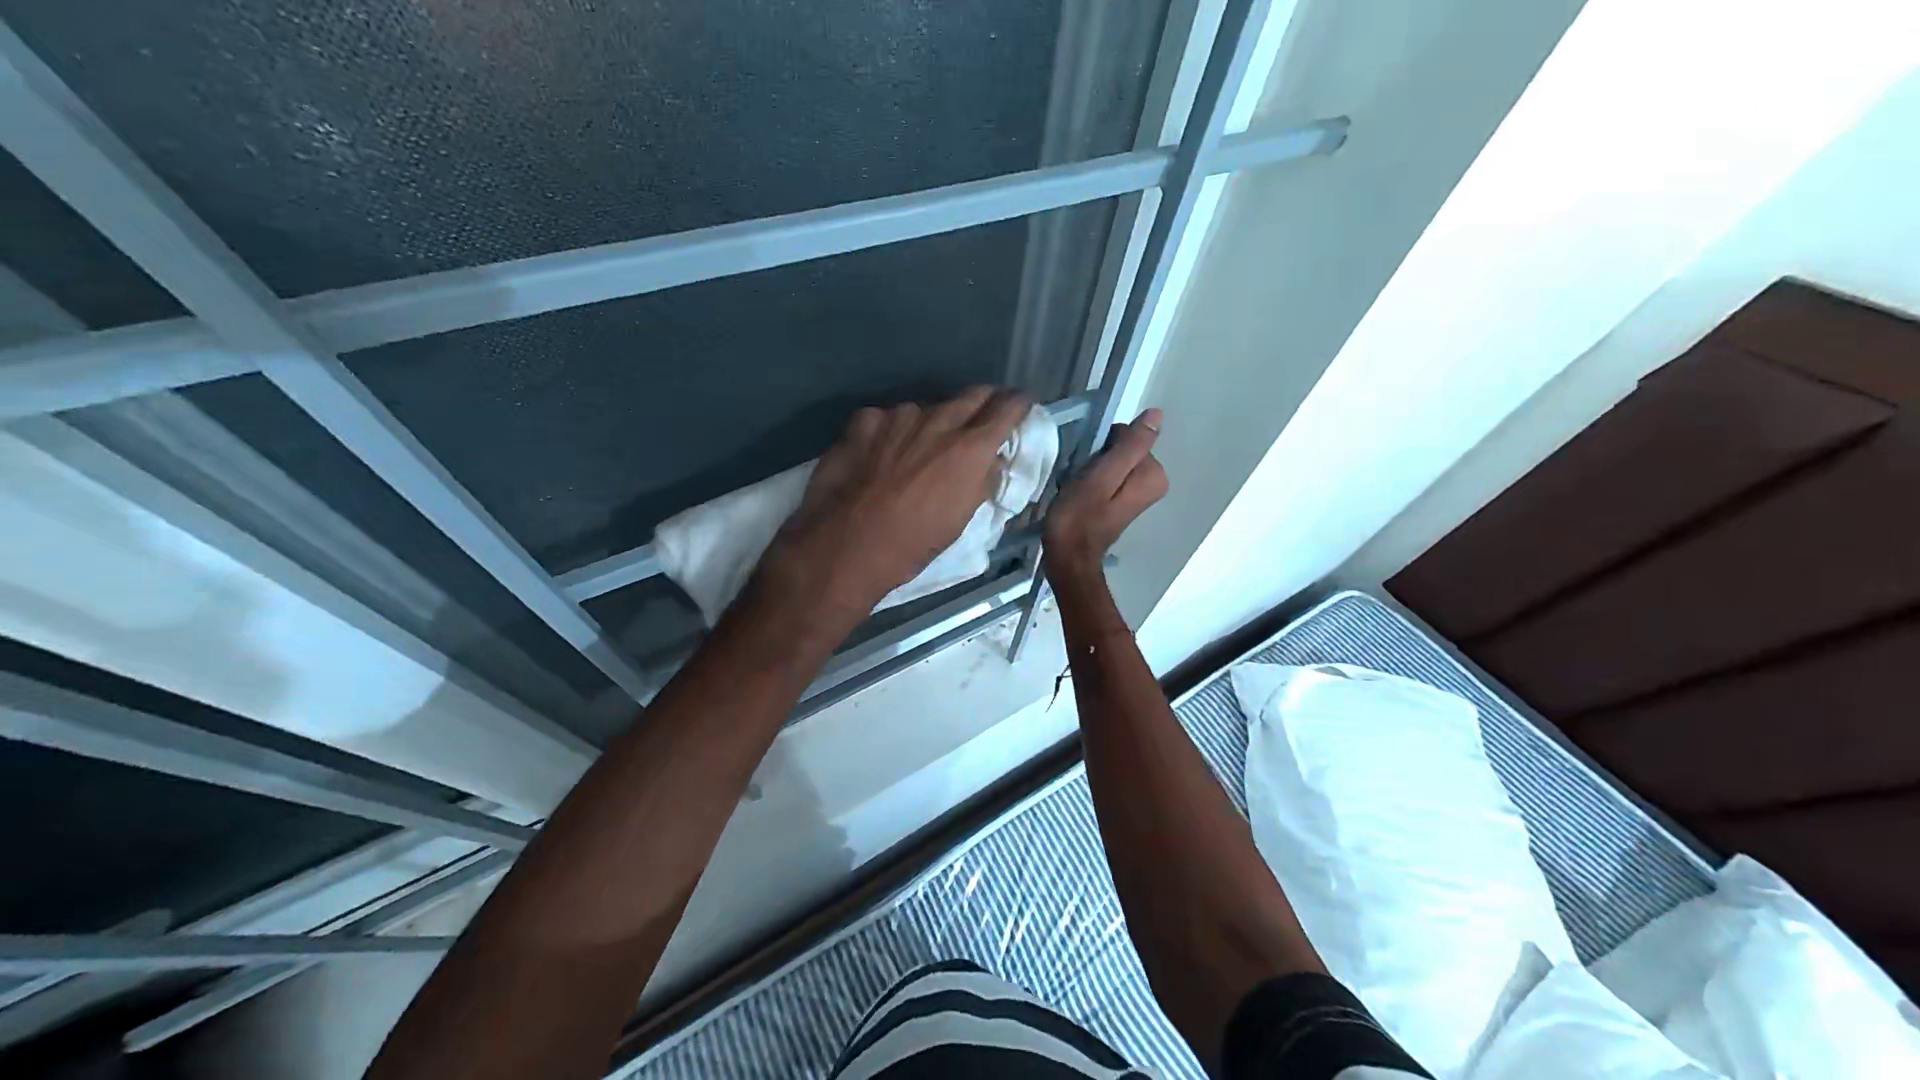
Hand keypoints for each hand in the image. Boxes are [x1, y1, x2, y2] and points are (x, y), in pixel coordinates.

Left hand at [757, 387, 1033, 622]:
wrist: (846, 544)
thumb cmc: (913, 543)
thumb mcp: (961, 520)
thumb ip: (981, 481)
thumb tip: (991, 461)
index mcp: (970, 449)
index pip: (1008, 408)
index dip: (1019, 404)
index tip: (1023, 404)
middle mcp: (938, 421)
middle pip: (972, 395)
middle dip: (983, 402)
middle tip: (983, 416)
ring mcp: (898, 417)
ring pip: (926, 409)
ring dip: (931, 423)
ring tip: (919, 448)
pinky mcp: (865, 421)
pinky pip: (887, 419)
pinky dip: (891, 432)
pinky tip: (880, 455)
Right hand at [1043, 409, 1167, 582]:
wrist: (1068, 557)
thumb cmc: (1079, 517)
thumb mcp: (1103, 475)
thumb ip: (1131, 445)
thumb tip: (1157, 415)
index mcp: (1154, 475)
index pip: (1126, 436)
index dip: (1101, 448)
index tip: (1089, 469)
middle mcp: (1154, 482)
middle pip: (1122, 448)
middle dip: (1098, 459)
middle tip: (1082, 481)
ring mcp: (1139, 493)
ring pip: (1113, 461)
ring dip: (1093, 470)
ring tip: (1080, 490)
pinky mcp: (1124, 501)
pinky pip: (1109, 476)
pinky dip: (1093, 481)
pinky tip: (1082, 495)